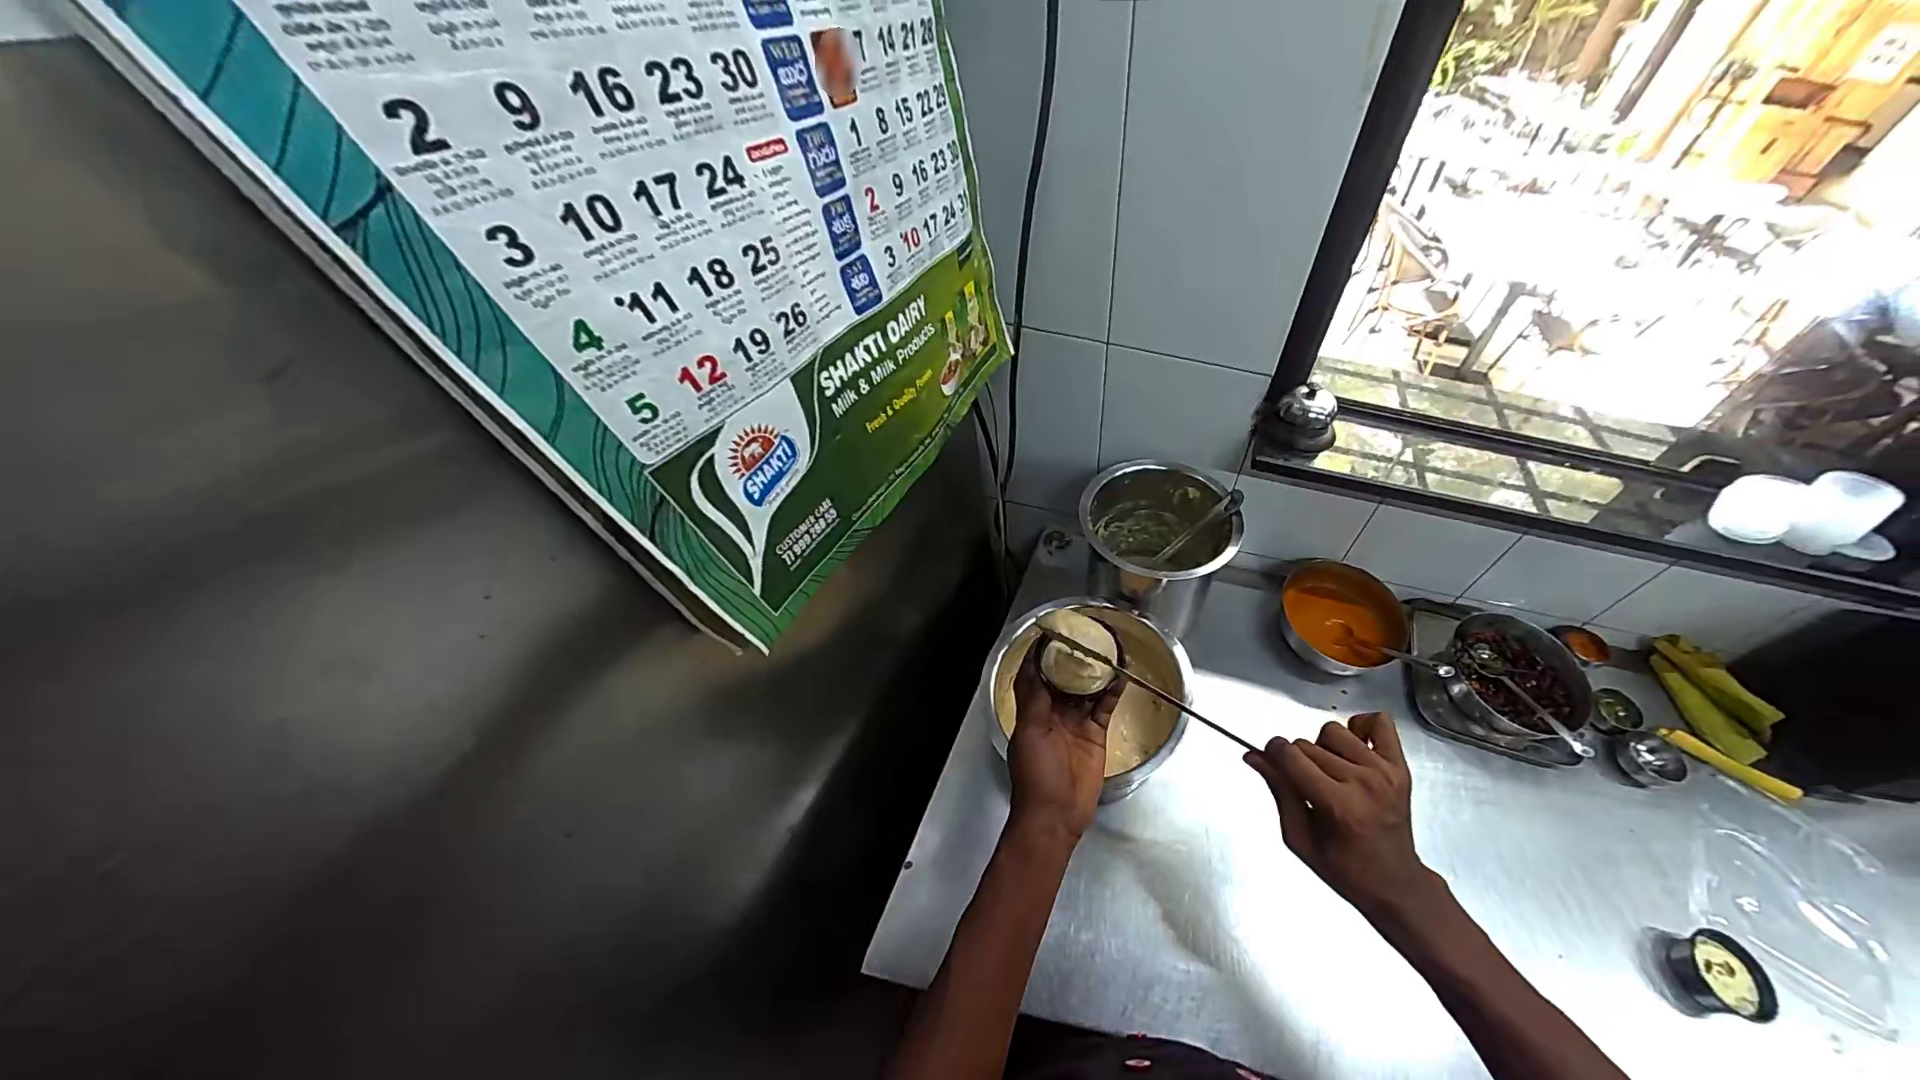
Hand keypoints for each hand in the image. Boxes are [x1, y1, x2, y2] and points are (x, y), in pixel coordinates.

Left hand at [1007, 643, 1121, 843]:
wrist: (1055, 815)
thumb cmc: (1035, 775)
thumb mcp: (1029, 731)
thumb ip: (1034, 698)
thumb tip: (1032, 666)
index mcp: (1031, 709)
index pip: (1034, 673)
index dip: (1040, 653)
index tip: (1050, 632)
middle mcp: (1052, 712)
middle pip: (1062, 677)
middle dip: (1071, 657)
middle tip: (1084, 635)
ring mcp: (1074, 723)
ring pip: (1086, 689)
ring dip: (1095, 671)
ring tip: (1106, 649)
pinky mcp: (1095, 734)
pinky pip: (1105, 707)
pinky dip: (1113, 691)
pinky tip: (1121, 676)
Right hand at [1243, 712, 1439, 922]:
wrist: (1396, 883)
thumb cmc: (1343, 868)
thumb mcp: (1298, 836)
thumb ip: (1278, 790)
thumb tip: (1253, 755)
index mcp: (1337, 805)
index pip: (1289, 755)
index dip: (1272, 754)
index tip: (1270, 762)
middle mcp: (1364, 783)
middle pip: (1307, 744)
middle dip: (1297, 760)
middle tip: (1307, 785)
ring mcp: (1386, 773)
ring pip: (1333, 731)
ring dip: (1324, 748)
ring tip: (1331, 772)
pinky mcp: (1401, 767)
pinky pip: (1378, 723)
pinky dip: (1361, 727)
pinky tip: (1354, 748)